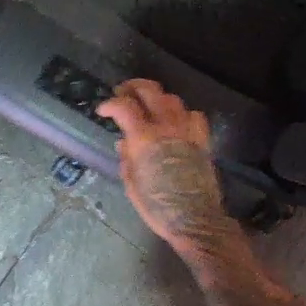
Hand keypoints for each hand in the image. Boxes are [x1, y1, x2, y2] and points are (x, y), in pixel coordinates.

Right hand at [96, 79, 228, 256]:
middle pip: (150, 90)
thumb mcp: (131, 184)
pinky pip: (192, 114)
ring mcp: (187, 129)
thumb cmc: (156, 206)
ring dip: (156, 98)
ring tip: (148, 106)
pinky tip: (175, 122)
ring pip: (171, 98)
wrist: (193, 217)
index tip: (103, 111)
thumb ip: (126, 158)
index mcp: (144, 138)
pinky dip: (180, 114)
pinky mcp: (202, 138)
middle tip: (124, 93)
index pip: (124, 106)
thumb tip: (125, 143)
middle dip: (133, 87)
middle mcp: (166, 126)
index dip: (110, 104)